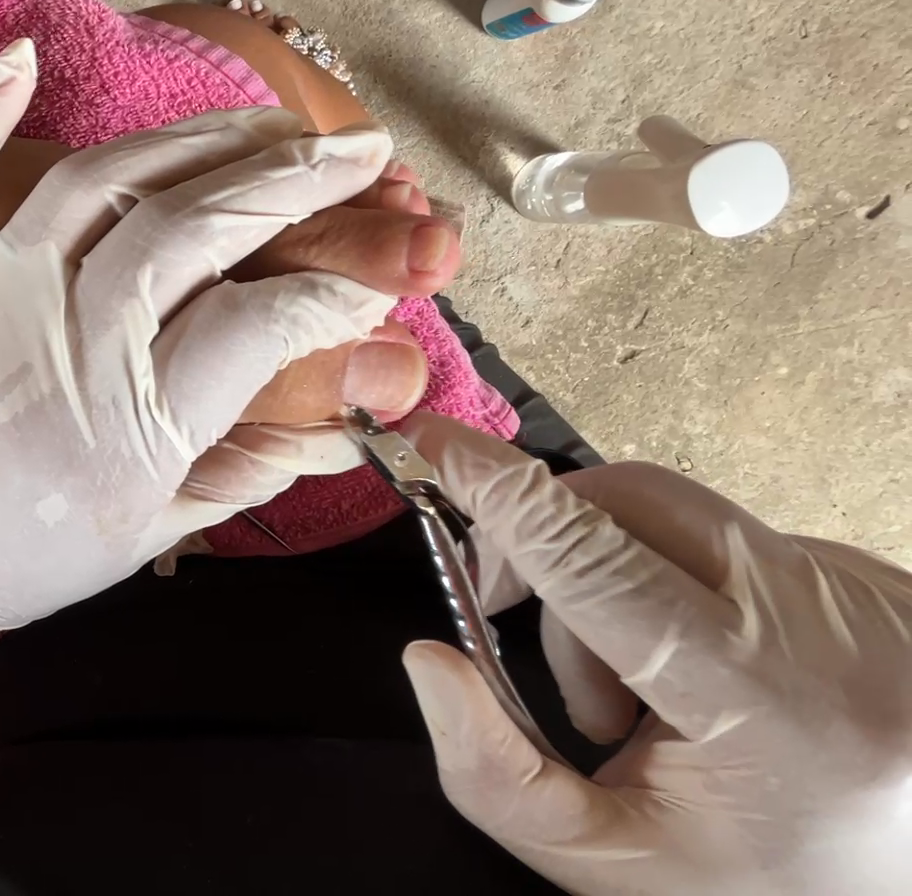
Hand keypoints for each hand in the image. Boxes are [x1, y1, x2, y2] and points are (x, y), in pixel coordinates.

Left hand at [0, 39, 395, 674]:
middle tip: (358, 154)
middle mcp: (65, 350)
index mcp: (134, 431)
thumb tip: (367, 402)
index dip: (333, 292)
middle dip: (289, 183)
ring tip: (267, 128)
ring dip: (190, 142)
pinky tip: (21, 63)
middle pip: (188, 233)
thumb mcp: (171, 526)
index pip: (261, 325)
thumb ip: (267, 460)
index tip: (376, 282)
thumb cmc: (50, 550)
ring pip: (96, 186)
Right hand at [399, 414, 911, 895]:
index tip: (426, 440)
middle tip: (493, 602)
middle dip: (532, 531)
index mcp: (766, 703)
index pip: (593, 560)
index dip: (499, 491)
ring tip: (620, 679)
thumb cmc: (764, 887)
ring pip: (669, 514)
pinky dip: (663, 578)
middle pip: (628, 501)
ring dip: (598, 567)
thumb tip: (425, 656)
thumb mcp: (609, 863)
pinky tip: (687, 662)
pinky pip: (720, 537)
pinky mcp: (877, 579)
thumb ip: (492, 772)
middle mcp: (832, 626)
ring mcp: (868, 593)